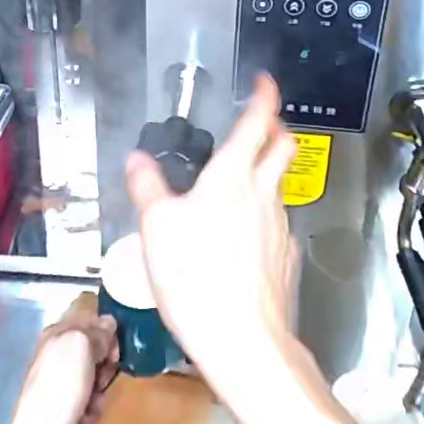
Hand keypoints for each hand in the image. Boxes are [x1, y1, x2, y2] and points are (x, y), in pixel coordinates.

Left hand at [0, 292, 118, 423]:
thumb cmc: (61, 387)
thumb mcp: (81, 346)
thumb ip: (96, 330)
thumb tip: (109, 321)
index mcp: (56, 334)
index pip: (88, 319)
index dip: (105, 329)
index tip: (116, 344)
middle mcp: (57, 356)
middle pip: (94, 348)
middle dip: (106, 361)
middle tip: (106, 372)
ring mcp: (61, 384)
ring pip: (95, 375)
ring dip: (101, 388)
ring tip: (95, 401)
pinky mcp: (67, 409)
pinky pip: (91, 400)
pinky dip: (94, 408)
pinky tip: (89, 417)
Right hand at [125, 74, 299, 376]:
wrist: (244, 341)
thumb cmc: (196, 276)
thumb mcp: (156, 228)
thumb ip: (147, 187)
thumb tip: (136, 159)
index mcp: (233, 174)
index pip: (258, 121)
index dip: (265, 96)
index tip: (265, 82)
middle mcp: (264, 192)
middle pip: (285, 146)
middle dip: (276, 127)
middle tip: (260, 125)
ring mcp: (282, 225)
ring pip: (280, 185)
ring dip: (267, 174)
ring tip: (238, 186)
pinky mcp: (287, 256)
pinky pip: (278, 222)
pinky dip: (264, 214)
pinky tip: (243, 236)